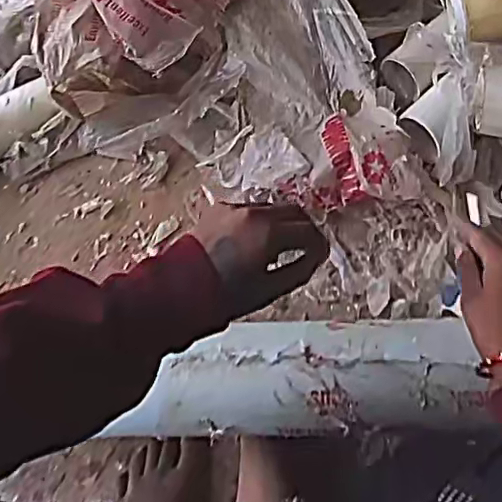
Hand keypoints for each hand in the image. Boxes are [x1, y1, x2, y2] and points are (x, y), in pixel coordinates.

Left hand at [190, 203, 327, 318]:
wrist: (180, 287)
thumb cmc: (225, 294)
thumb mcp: (268, 289)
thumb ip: (298, 270)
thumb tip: (314, 258)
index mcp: (270, 233)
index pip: (308, 231)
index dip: (319, 244)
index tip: (321, 253)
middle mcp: (256, 213)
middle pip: (293, 211)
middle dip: (304, 228)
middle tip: (307, 245)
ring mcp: (237, 207)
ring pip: (272, 207)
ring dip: (282, 221)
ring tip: (281, 242)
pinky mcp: (221, 208)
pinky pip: (249, 209)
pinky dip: (259, 220)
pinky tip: (255, 238)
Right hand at [454, 220, 501, 386]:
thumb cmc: (496, 331)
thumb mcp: (470, 297)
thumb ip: (466, 268)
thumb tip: (463, 252)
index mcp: (501, 258)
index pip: (478, 233)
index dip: (463, 228)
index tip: (454, 225)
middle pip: (494, 236)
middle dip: (477, 236)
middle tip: (459, 240)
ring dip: (489, 248)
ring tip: (470, 257)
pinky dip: (499, 260)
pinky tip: (487, 271)